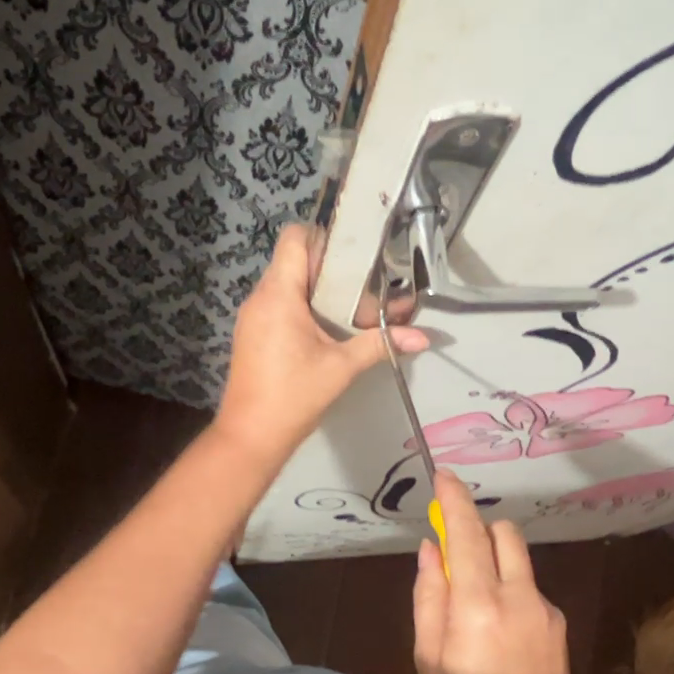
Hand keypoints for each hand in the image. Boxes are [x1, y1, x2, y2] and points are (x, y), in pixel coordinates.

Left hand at [216, 224, 427, 462]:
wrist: (251, 436)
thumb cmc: (294, 396)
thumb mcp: (342, 367)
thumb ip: (380, 344)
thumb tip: (422, 337)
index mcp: (279, 294)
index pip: (294, 238)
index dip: (323, 237)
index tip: (352, 255)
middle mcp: (260, 298)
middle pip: (292, 260)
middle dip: (327, 267)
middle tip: (362, 282)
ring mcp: (252, 317)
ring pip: (285, 284)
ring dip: (315, 289)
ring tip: (348, 306)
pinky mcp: (251, 335)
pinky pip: (277, 306)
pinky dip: (300, 308)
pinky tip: (324, 329)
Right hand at [412, 470, 576, 673]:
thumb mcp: (429, 657)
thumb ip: (428, 596)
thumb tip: (430, 549)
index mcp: (478, 604)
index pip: (467, 534)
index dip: (454, 500)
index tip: (443, 475)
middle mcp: (518, 595)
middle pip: (503, 534)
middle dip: (479, 530)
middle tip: (454, 556)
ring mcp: (544, 609)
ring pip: (517, 561)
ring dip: (494, 562)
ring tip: (474, 610)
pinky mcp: (558, 624)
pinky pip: (528, 589)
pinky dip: (508, 592)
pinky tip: (498, 636)